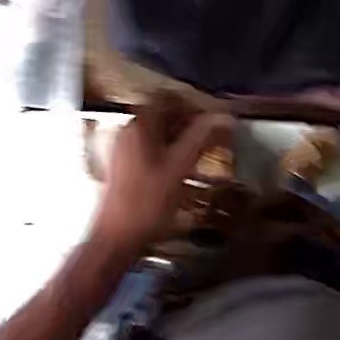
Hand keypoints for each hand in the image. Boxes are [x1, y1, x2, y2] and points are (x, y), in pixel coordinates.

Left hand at [89, 103, 230, 258]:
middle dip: (189, 123)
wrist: (115, 241)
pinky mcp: (123, 168)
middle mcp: (128, 132)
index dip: (192, 104)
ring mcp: (123, 150)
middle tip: (212, 137)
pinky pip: (150, 150)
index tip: (211, 119)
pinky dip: (169, 154)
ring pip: (158, 134)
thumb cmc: (147, 203)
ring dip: (181, 140)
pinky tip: (183, 173)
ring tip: (202, 156)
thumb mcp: (179, 167)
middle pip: (163, 115)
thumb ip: (201, 137)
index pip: (168, 98)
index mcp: (139, 126)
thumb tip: (224, 116)